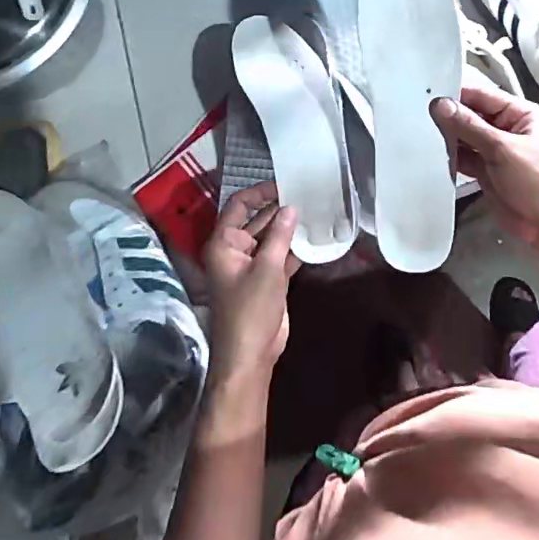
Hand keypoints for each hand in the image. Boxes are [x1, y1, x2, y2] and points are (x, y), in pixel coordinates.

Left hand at [200, 183, 299, 389]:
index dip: (260, 192)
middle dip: (278, 208)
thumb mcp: (267, 269)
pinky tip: (314, 236)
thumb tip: (291, 208)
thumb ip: (279, 235)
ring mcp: (251, 266)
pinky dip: (293, 247)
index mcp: (224, 244)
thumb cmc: (251, 309)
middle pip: (256, 220)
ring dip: (288, 227)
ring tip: (314, 210)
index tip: (284, 185)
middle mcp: (235, 250)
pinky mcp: (266, 280)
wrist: (251, 354)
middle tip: (305, 194)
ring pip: (270, 238)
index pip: (239, 206)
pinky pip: (279, 255)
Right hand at [430, 87, 538, 245]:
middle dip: (448, 117)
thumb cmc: (538, 182)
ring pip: (465, 137)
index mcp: (519, 113)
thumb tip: (440, 104)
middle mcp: (506, 128)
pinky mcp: (485, 171)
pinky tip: (430, 154)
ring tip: (418, 133)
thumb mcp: (503, 149)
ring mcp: (495, 151)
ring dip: (447, 137)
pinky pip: (463, 158)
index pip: (482, 96)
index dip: (456, 95)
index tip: (426, 94)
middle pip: (471, 115)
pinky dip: (450, 157)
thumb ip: (469, 126)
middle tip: (416, 115)